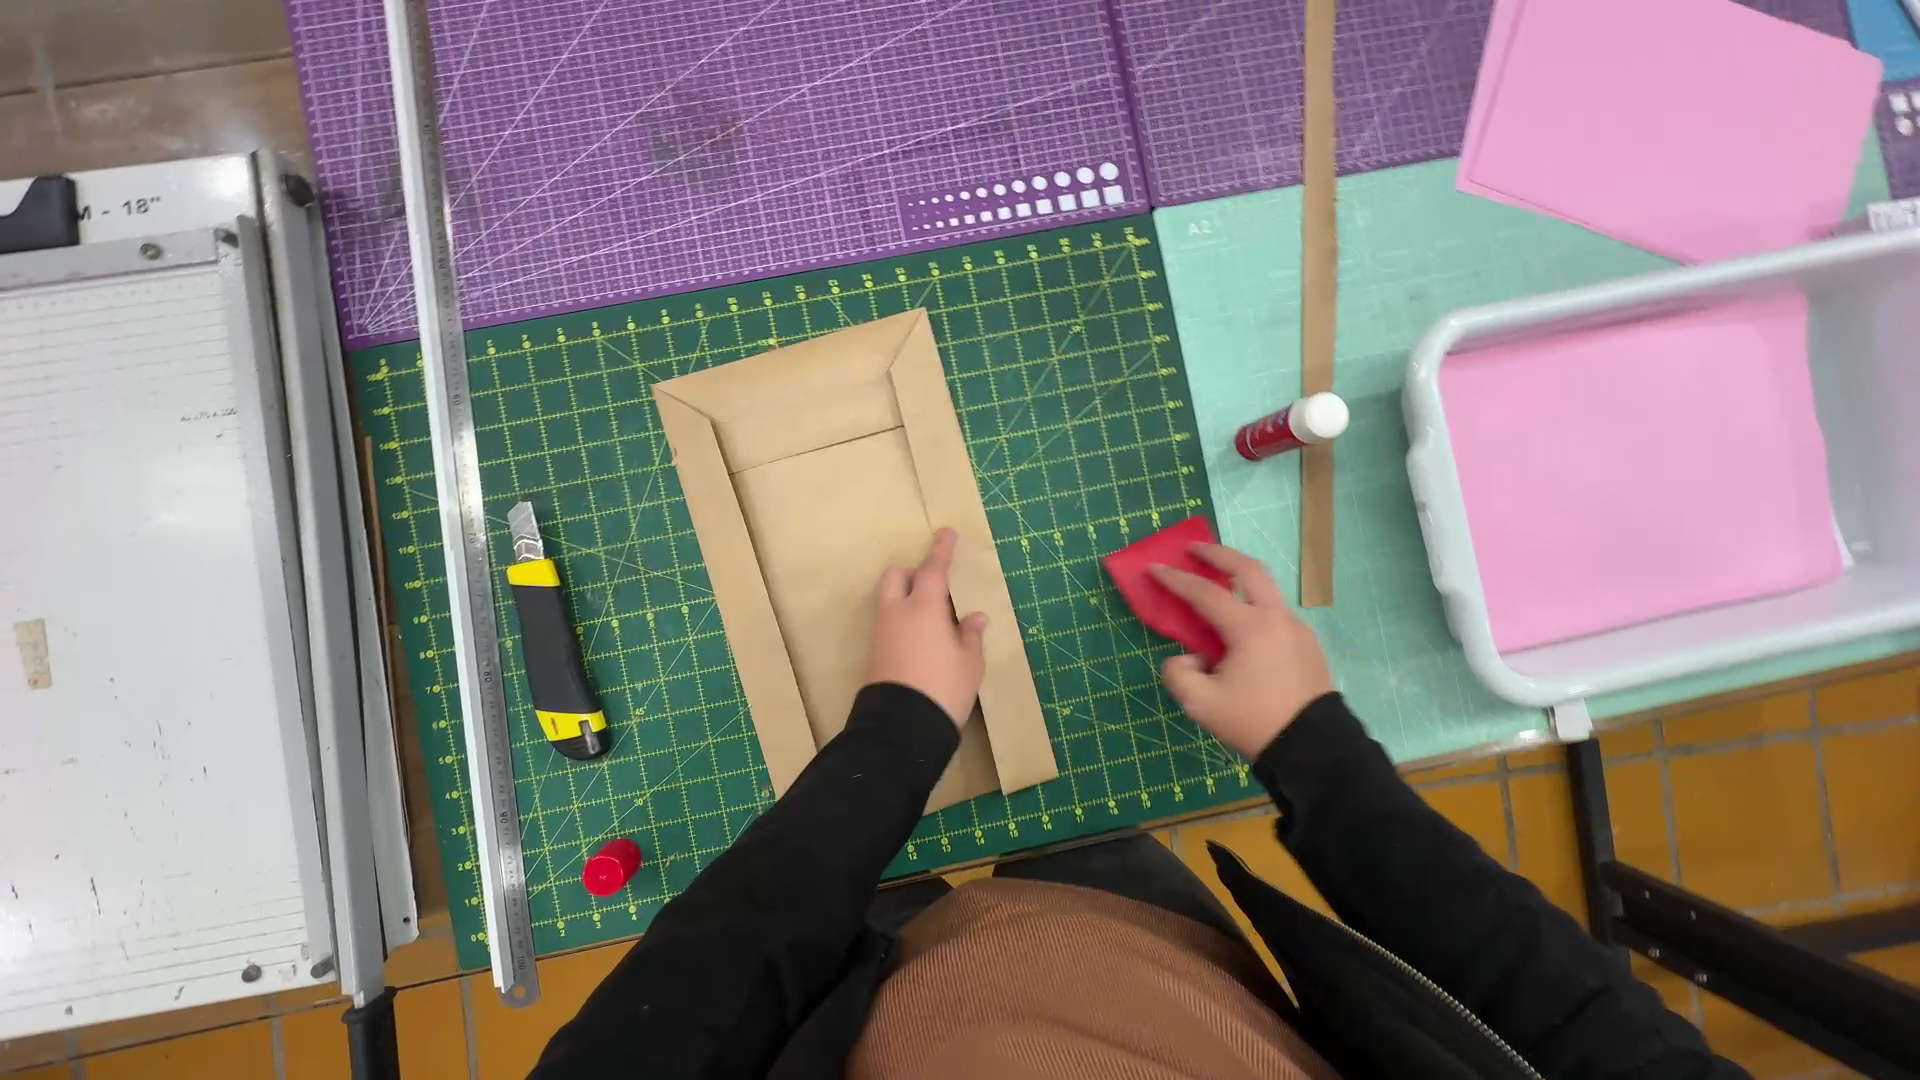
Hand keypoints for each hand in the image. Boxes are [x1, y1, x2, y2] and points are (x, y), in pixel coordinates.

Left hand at [864, 528, 987, 728]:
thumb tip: (973, 617)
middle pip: (896, 576)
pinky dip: (903, 623)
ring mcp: (881, 633)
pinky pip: (888, 625)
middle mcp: (897, 613)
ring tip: (935, 623)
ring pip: (890, 601)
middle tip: (936, 588)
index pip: (933, 569)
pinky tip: (922, 643)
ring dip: (907, 600)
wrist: (902, 728)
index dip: (941, 550)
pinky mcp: (873, 654)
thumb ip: (970, 636)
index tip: (945, 532)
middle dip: (912, 573)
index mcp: (924, 607)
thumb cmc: (944, 688)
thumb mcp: (970, 664)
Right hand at [1151, 544, 1332, 757]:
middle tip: (1194, 549)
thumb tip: (1188, 658)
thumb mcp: (1201, 703)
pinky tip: (1239, 625)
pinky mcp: (1306, 645)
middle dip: (1218, 553)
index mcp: (1250, 628)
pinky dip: (1252, 604)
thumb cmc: (1253, 721)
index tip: (1155, 568)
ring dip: (1239, 577)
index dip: (1176, 580)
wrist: (1313, 748)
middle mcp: (1276, 618)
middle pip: (1248, 569)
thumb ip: (1179, 673)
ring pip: (1266, 588)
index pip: (1205, 594)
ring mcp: (1296, 629)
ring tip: (1216, 582)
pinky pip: (1274, 612)